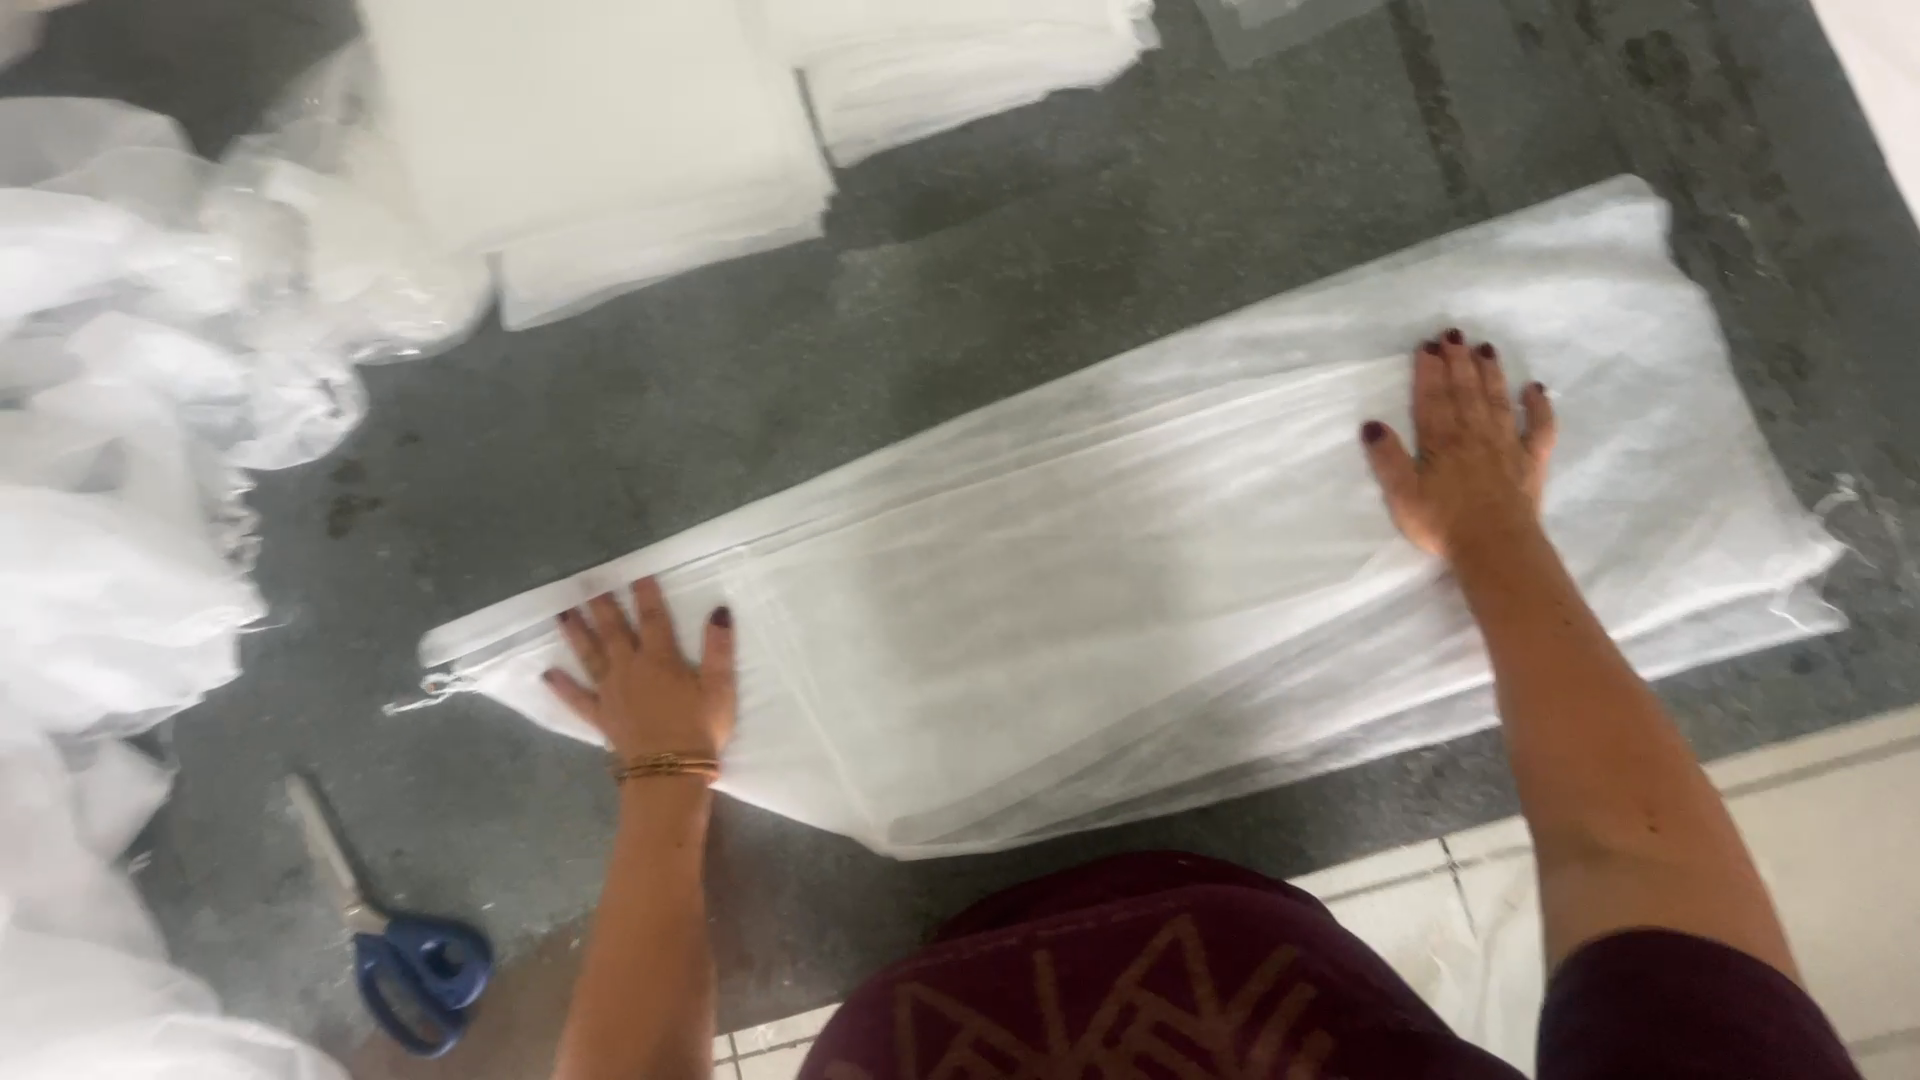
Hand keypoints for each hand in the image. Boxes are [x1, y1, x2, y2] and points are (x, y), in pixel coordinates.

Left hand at [542, 577, 736, 763]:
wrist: (670, 773)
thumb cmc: (700, 728)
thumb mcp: (720, 687)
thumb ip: (719, 648)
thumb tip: (719, 611)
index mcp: (660, 659)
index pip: (652, 619)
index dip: (646, 595)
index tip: (637, 573)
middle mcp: (630, 669)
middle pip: (614, 631)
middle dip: (602, 606)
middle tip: (588, 584)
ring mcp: (610, 692)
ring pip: (590, 656)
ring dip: (576, 633)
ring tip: (562, 613)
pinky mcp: (600, 716)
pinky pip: (577, 698)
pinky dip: (562, 686)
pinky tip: (548, 675)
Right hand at [1361, 329, 1556, 560]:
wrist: (1496, 546)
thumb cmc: (1441, 523)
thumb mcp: (1401, 494)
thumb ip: (1387, 458)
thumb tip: (1372, 424)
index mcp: (1440, 441)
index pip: (1432, 398)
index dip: (1428, 371)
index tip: (1426, 346)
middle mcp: (1473, 435)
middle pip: (1464, 391)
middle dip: (1457, 361)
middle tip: (1453, 333)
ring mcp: (1506, 446)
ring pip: (1496, 400)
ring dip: (1490, 373)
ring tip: (1484, 348)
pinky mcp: (1530, 462)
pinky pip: (1539, 428)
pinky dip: (1538, 406)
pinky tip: (1534, 389)